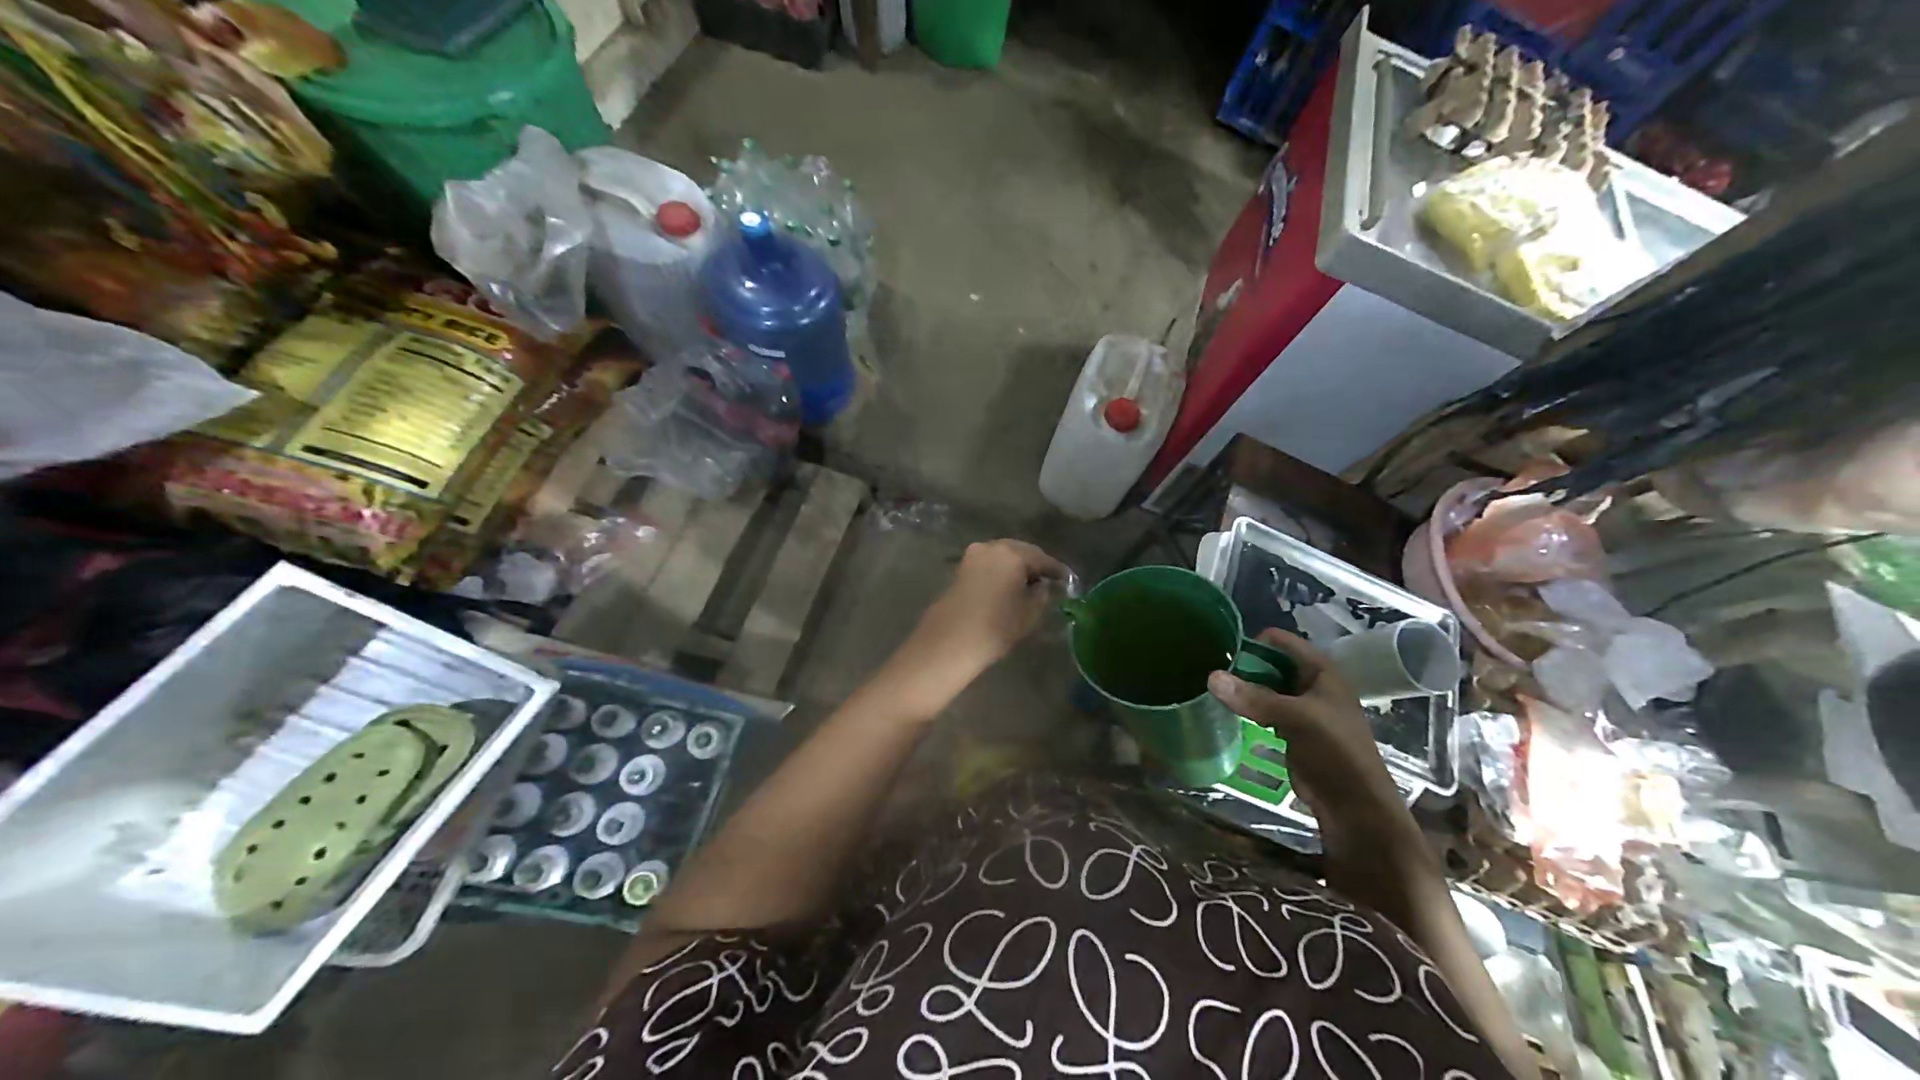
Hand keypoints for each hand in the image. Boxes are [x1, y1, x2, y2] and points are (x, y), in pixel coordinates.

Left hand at [909, 540, 1069, 672]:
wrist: (950, 641)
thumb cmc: (996, 626)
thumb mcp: (1029, 612)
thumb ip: (1042, 594)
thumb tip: (1042, 585)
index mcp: (1012, 553)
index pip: (1042, 558)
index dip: (1056, 569)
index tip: (1068, 579)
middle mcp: (991, 547)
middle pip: (1020, 551)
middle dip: (1035, 564)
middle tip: (1049, 579)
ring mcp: (973, 556)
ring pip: (1003, 556)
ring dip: (1017, 567)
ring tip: (1029, 584)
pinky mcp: (961, 569)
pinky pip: (989, 564)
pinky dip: (1002, 571)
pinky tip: (1008, 585)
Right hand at [1207, 630, 1419, 855]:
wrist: (1357, 807)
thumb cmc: (1337, 752)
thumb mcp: (1297, 719)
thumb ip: (1255, 698)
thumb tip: (1211, 677)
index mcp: (1321, 671)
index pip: (1281, 641)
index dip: (1252, 642)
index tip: (1220, 652)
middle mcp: (1311, 684)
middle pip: (1271, 663)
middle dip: (1243, 666)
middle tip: (1209, 671)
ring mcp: (1302, 709)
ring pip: (1266, 688)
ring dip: (1244, 688)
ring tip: (1212, 689)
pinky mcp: (1293, 731)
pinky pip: (1265, 710)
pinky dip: (1248, 708)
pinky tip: (1228, 711)